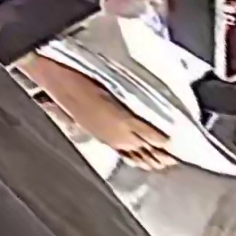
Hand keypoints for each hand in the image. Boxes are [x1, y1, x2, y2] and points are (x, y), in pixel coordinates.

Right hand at [35, 61, 176, 170]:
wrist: (53, 78)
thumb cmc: (80, 76)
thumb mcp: (110, 88)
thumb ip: (132, 107)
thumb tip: (155, 122)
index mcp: (126, 121)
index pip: (158, 139)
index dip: (171, 141)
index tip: (182, 139)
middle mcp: (121, 135)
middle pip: (153, 153)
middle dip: (166, 154)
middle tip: (176, 151)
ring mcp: (110, 139)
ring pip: (141, 158)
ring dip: (153, 158)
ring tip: (162, 156)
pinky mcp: (99, 138)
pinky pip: (125, 155)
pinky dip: (137, 158)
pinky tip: (140, 156)